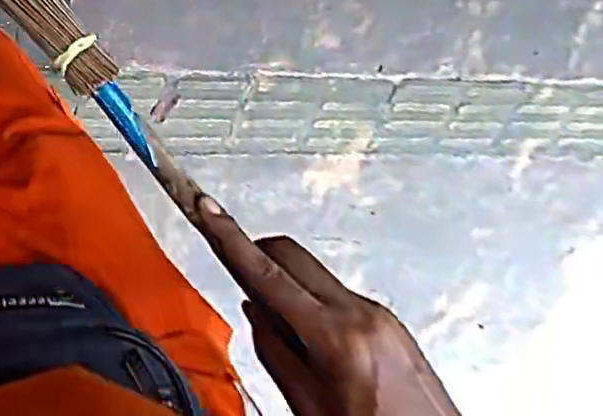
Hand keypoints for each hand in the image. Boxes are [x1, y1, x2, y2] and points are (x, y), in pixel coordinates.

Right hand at [195, 196, 459, 415]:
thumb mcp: (309, 406)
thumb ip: (273, 349)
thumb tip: (256, 311)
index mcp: (336, 338)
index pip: (265, 272)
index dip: (228, 235)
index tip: (207, 207)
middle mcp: (363, 317)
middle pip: (289, 254)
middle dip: (258, 255)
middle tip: (242, 279)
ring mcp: (383, 320)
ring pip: (313, 275)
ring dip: (289, 286)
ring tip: (293, 334)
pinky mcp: (395, 327)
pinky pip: (339, 296)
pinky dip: (316, 305)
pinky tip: (320, 342)